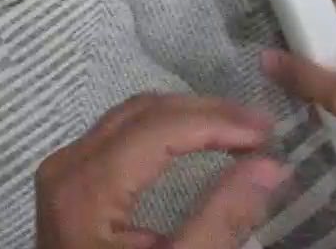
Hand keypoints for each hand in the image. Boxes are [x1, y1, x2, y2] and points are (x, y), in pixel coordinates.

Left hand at [35, 94, 290, 248]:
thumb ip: (221, 221)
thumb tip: (271, 167)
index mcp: (85, 188)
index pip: (156, 128)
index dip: (214, 122)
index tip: (267, 131)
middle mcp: (66, 165)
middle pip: (141, 114)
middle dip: (204, 113)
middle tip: (260, 127)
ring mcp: (64, 169)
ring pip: (130, 117)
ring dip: (185, 117)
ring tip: (237, 130)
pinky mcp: (71, 179)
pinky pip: (120, 135)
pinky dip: (163, 131)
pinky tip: (197, 140)